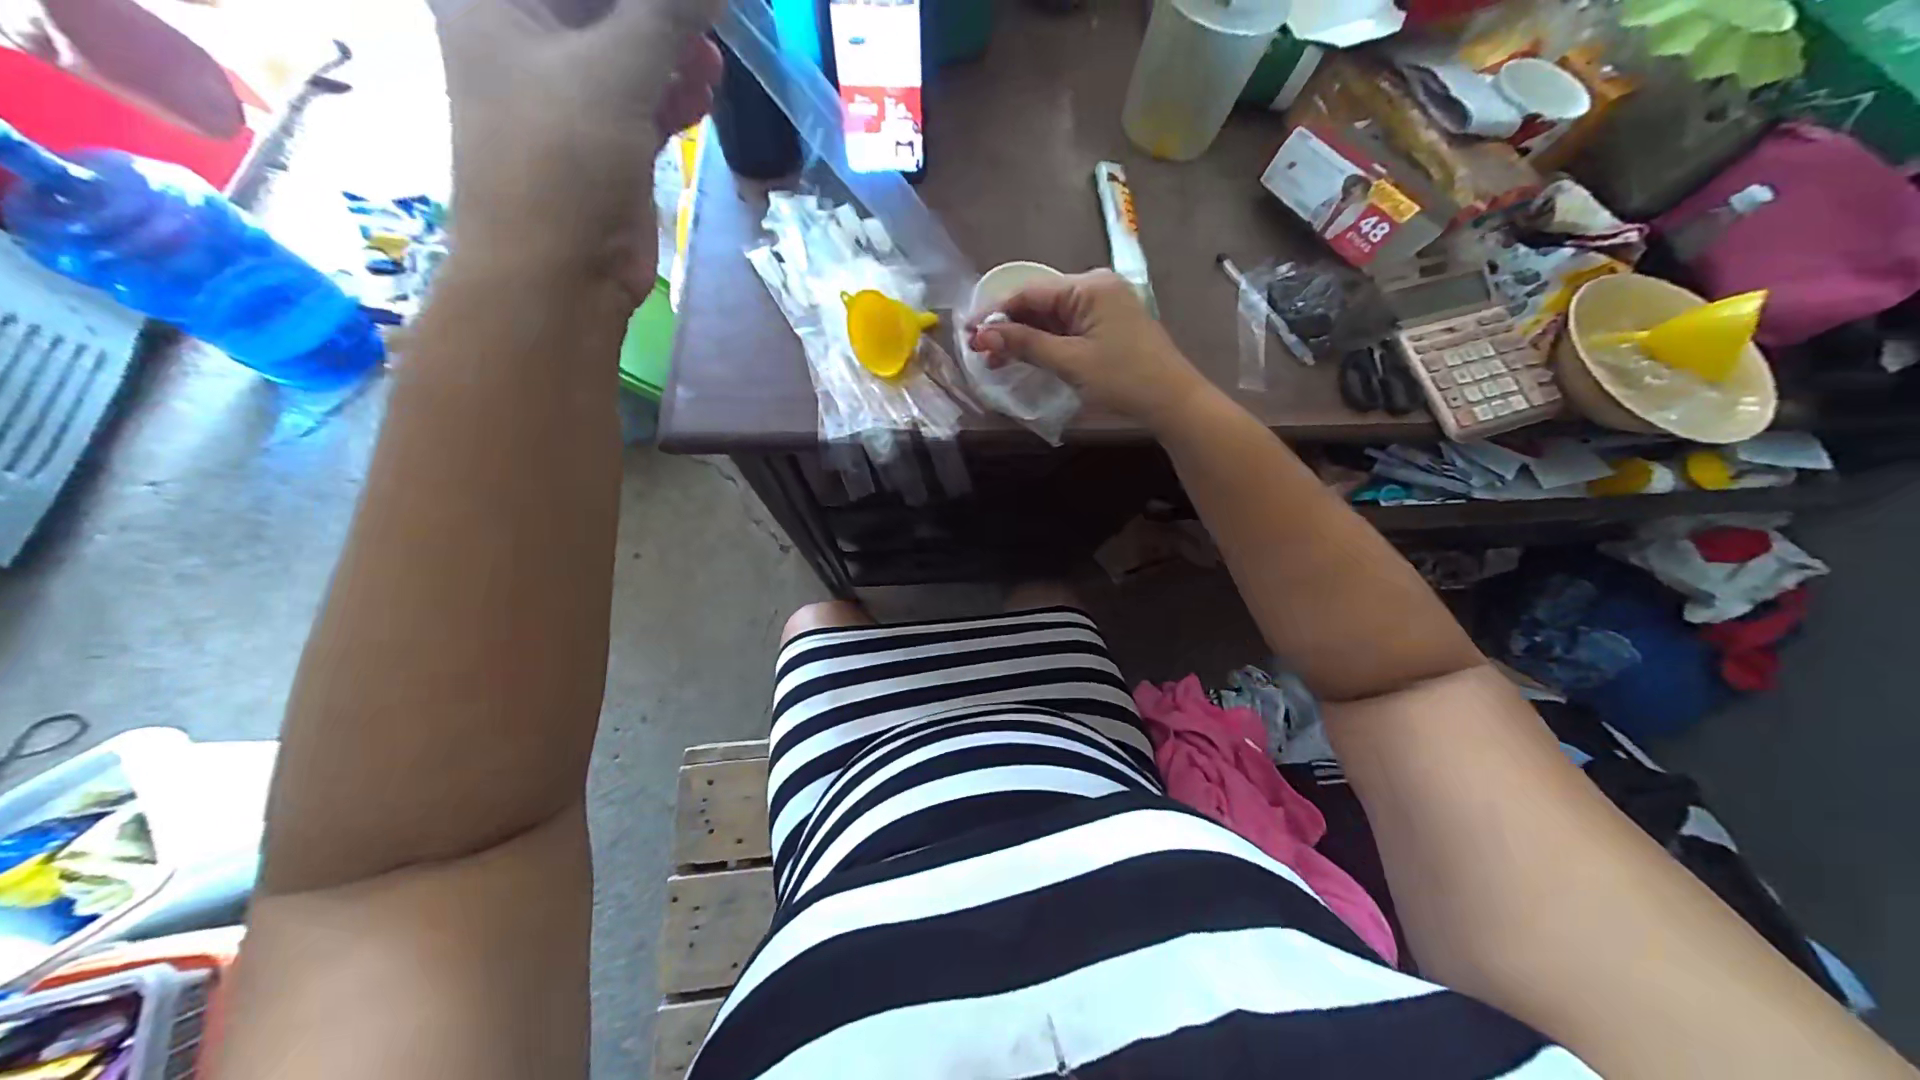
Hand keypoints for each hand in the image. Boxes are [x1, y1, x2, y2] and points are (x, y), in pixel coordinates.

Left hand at [430, 0, 721, 300]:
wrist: (559, 273)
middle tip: (709, 14)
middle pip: (602, 3)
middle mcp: (528, 38)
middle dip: (660, 9)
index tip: (686, 0)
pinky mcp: (606, 140)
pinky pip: (646, 96)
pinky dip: (676, 90)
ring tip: (713, 56)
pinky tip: (706, 88)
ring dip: (674, 46)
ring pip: (630, 46)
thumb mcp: (612, 71)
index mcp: (496, 0)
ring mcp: (570, 94)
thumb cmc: (561, 158)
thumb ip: (666, 13)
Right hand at [968, 270, 1213, 432]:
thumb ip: (1025, 344)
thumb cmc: (1123, 379)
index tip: (968, 332)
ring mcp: (1103, 307)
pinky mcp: (1108, 326)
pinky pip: (1067, 328)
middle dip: (1008, 326)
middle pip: (1040, 303)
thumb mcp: (1070, 361)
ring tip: (995, 359)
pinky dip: (1045, 343)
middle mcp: (1096, 287)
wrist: (1173, 402)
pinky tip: (1024, 357)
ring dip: (1024, 337)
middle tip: (978, 351)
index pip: (1030, 293)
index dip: (996, 312)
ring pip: (1052, 317)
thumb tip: (983, 335)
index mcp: (1089, 286)